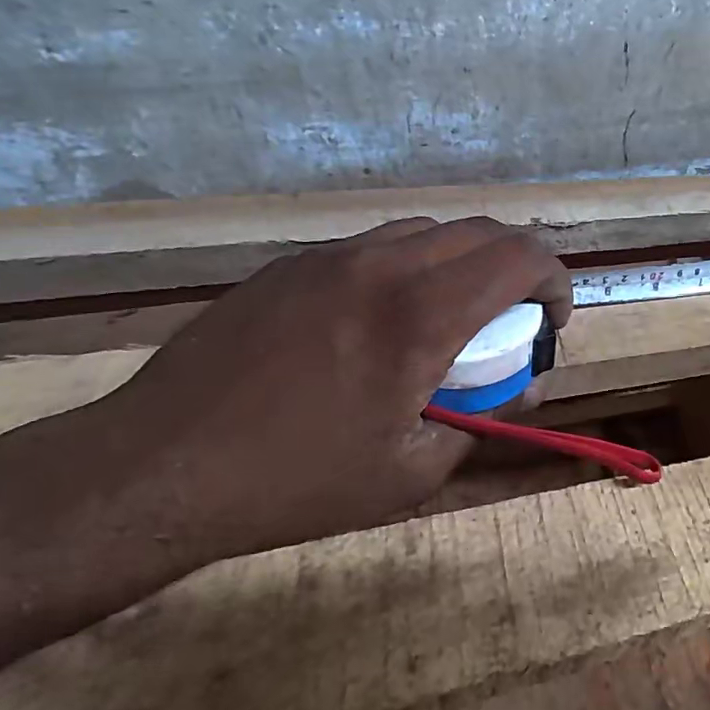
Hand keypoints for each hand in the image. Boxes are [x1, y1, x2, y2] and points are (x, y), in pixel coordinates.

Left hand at [75, 217, 571, 563]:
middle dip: (518, 267)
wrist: (154, 470)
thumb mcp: (412, 471)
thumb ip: (483, 420)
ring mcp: (333, 256)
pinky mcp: (293, 263)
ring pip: (431, 230)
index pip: (522, 257)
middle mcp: (385, 266)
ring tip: (450, 313)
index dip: (556, 281)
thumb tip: (520, 390)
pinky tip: (382, 315)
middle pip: (484, 230)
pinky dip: (410, 265)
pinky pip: (376, 245)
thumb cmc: (296, 480)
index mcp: (422, 314)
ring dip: (464, 261)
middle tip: (511, 318)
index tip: (550, 321)